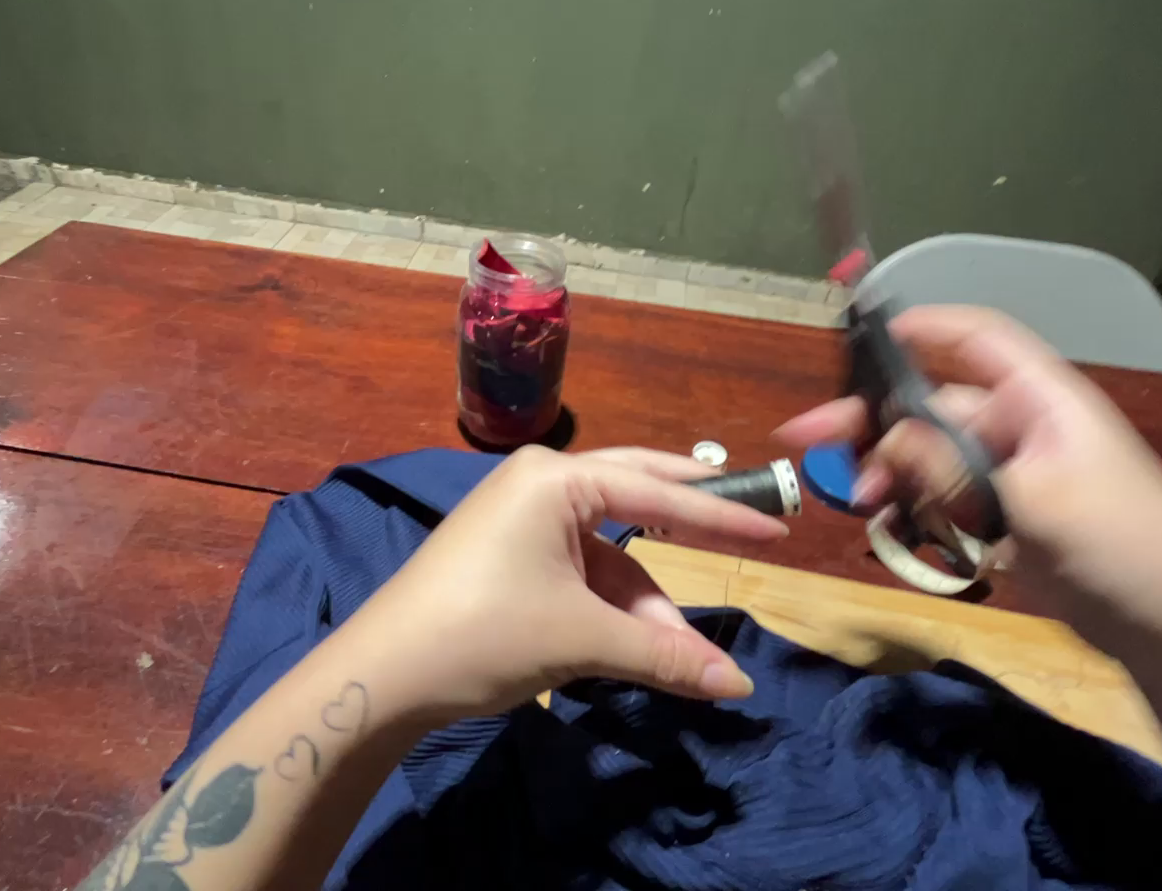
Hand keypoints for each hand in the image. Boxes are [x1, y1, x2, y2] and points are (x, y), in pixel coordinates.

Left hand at [338, 446, 787, 722]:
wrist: (384, 675)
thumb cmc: (486, 631)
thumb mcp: (583, 638)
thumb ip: (664, 654)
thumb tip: (738, 684)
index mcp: (555, 477)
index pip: (656, 490)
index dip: (722, 514)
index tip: (778, 527)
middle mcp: (540, 482)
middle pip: (635, 492)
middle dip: (690, 518)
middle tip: (751, 523)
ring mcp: (521, 517)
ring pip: (608, 550)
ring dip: (646, 601)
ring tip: (684, 655)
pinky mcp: (511, 552)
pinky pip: (579, 568)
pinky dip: (612, 604)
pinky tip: (638, 645)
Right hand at [774, 305, 1161, 646]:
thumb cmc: (1124, 546)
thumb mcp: (1034, 501)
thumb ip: (953, 467)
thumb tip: (886, 439)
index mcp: (1039, 399)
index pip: (976, 338)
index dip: (921, 328)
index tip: (859, 340)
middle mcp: (1017, 424)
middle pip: (929, 403)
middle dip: (870, 419)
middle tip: (806, 436)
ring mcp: (1006, 471)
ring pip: (926, 454)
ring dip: (887, 471)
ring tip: (860, 501)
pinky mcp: (999, 513)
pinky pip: (938, 496)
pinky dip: (908, 506)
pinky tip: (886, 524)